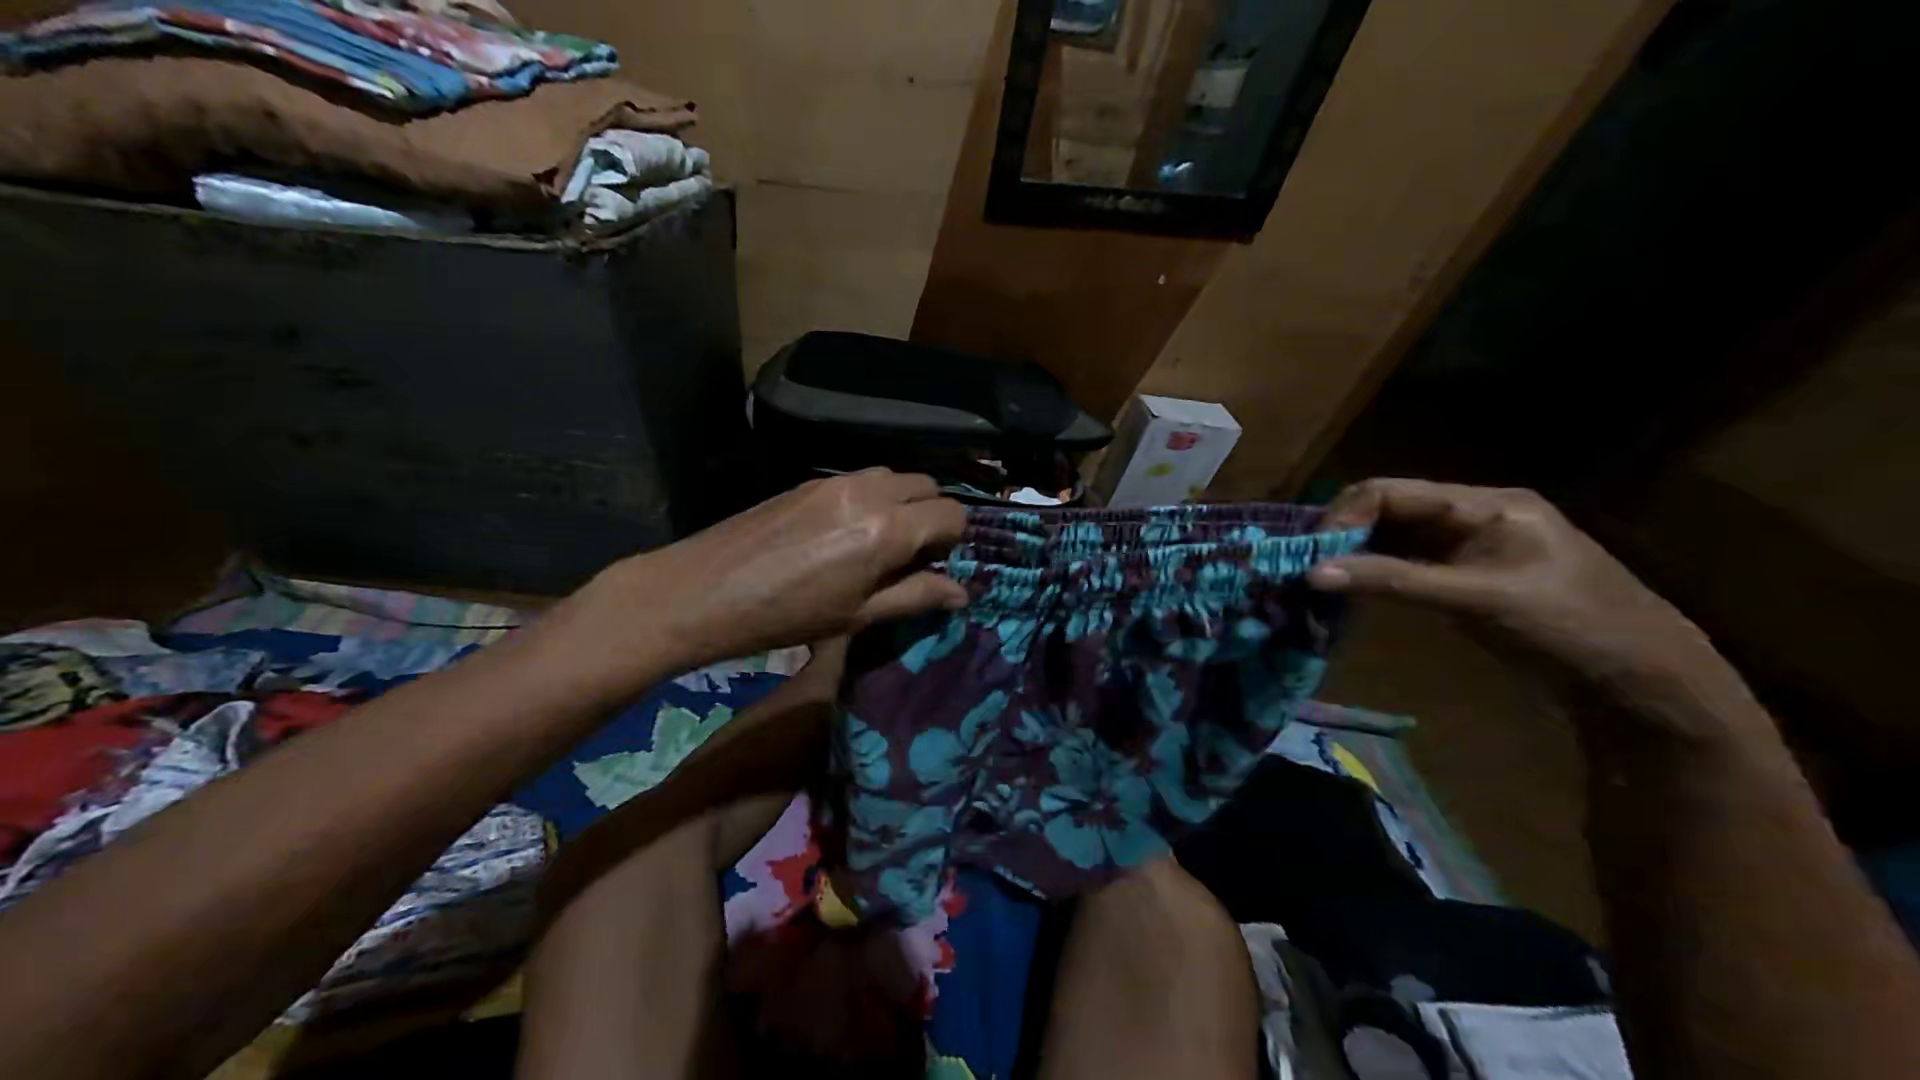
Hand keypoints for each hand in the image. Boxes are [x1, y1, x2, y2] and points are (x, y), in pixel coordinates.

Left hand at [573, 470, 967, 680]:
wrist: (704, 590)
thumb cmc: (786, 615)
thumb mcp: (858, 616)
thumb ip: (915, 596)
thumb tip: (961, 593)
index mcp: (887, 529)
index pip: (951, 514)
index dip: (953, 540)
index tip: (935, 565)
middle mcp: (869, 492)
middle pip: (927, 486)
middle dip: (931, 515)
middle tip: (910, 554)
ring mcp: (837, 480)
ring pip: (894, 476)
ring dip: (902, 502)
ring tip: (878, 541)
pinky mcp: (810, 480)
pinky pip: (860, 478)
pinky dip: (872, 496)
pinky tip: (845, 531)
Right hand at [1307, 479, 1722, 696]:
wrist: (1642, 683)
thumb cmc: (1571, 628)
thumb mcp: (1478, 601)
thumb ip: (1394, 582)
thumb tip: (1313, 574)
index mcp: (1485, 504)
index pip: (1391, 492)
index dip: (1344, 518)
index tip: (1311, 556)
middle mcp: (1471, 515)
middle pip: (1386, 511)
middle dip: (1342, 537)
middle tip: (1305, 571)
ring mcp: (1468, 547)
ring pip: (1391, 539)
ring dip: (1353, 558)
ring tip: (1317, 585)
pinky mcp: (1464, 577)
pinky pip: (1404, 565)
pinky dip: (1373, 577)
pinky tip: (1350, 595)